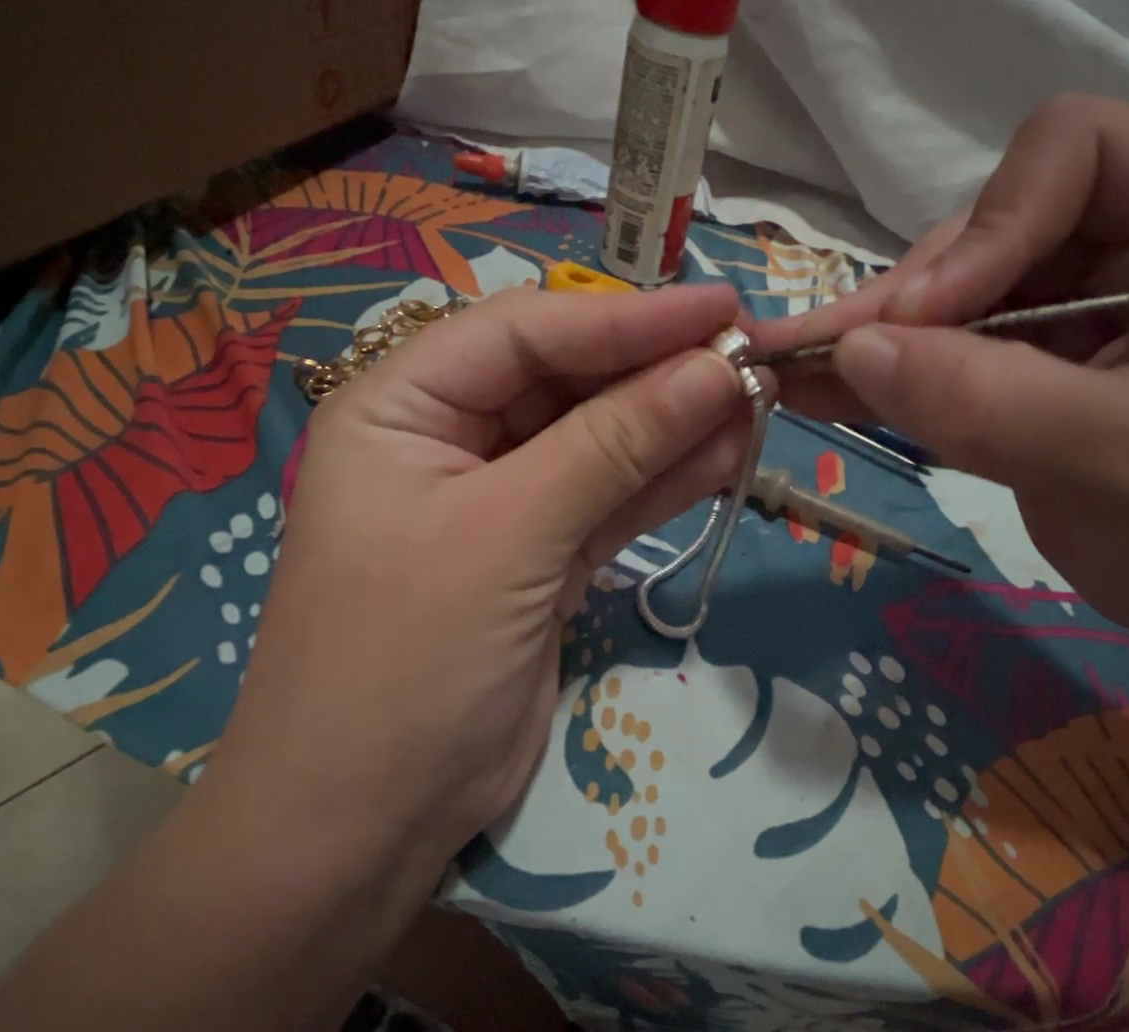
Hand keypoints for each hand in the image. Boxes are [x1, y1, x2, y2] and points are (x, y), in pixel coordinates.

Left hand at [205, 284, 757, 883]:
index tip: (722, 307)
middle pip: (565, 382)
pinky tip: (728, 456)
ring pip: (597, 445)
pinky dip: (664, 484)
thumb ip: (613, 445)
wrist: (367, 820)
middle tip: (754, 355)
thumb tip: (718, 367)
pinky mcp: (539, 562)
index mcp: (400, 407)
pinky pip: (608, 504)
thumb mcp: (509, 534)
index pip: (524, 332)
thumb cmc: (408, 657)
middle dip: (657, 372)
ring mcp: (498, 506)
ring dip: (674, 426)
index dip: (627, 316)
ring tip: (761, 401)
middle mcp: (446, 442)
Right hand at [749, 93, 1128, 420]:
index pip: (1075, 152)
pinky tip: (816, 390)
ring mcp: (1081, 308)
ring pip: (953, 294)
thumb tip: (852, 351)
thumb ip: (988, 398)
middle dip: (905, 301)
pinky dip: (886, 376)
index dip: (990, 225)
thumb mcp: (1119, 459)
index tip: (923, 320)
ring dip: (873, 339)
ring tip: (786, 371)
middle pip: (991, 229)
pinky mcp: (1038, 367)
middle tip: (809, 358)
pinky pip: (949, 354)